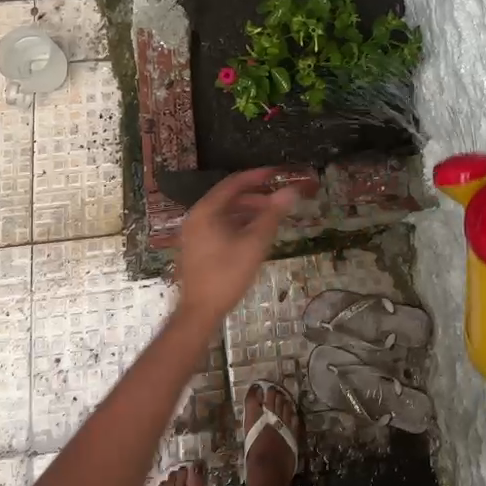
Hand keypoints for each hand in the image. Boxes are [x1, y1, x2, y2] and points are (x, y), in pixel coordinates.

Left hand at [173, 168, 302, 322]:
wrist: (199, 311)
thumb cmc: (226, 274)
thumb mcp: (254, 243)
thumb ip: (272, 215)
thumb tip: (291, 191)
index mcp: (207, 210)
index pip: (234, 183)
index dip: (257, 177)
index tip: (277, 174)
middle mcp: (197, 216)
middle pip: (229, 197)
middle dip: (255, 197)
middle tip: (277, 201)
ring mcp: (194, 232)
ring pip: (225, 213)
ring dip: (248, 212)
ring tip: (270, 218)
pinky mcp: (197, 247)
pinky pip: (219, 225)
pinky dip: (238, 224)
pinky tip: (254, 235)